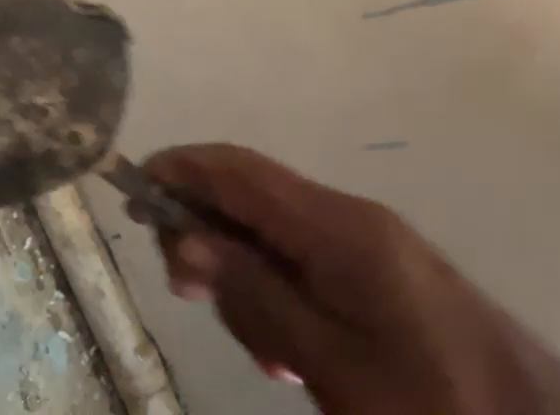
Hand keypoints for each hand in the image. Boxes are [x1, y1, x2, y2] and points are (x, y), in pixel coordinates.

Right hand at [141, 144, 559, 414]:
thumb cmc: (429, 398)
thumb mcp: (326, 357)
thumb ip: (248, 290)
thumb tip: (180, 237)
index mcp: (334, 225)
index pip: (231, 167)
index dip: (173, 170)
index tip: (130, 199)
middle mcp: (347, 215)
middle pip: (242, 194)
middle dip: (203, 237)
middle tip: (189, 294)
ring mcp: (368, 240)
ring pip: (266, 230)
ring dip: (243, 277)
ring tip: (266, 350)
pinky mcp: (381, 267)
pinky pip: (301, 256)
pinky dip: (276, 288)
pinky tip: (293, 349)